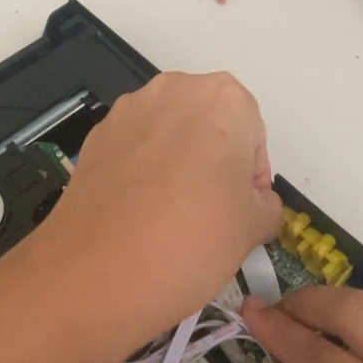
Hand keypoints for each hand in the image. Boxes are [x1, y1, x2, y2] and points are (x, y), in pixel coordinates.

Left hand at [43, 72, 281, 330]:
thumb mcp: (254, 228)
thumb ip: (266, 204)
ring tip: (171, 216)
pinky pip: (134, 148)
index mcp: (223, 99)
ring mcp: (129, 110)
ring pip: (169, 133)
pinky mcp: (96, 136)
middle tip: (211, 213)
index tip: (241, 210)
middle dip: (214, 160)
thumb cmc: (192, 241)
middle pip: (209, 122)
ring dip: (178, 162)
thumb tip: (254, 203)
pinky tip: (138, 214)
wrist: (97, 273)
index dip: (251, 173)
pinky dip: (142, 171)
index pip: (252, 131)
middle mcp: (175, 90)